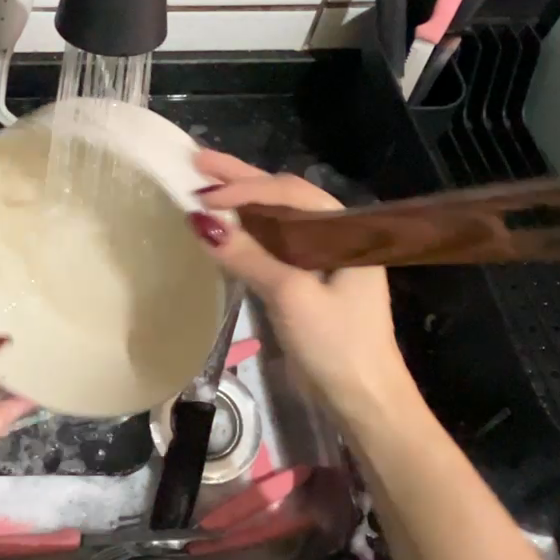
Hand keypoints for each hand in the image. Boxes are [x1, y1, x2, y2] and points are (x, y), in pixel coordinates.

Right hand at [186, 150, 421, 421]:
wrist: (364, 400)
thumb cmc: (336, 344)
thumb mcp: (290, 296)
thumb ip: (248, 255)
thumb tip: (199, 221)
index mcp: (344, 230)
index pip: (287, 194)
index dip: (243, 188)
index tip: (202, 195)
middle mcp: (333, 234)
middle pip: (281, 196)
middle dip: (239, 178)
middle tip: (195, 160)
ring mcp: (319, 257)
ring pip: (274, 217)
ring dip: (238, 200)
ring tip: (199, 183)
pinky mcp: (304, 280)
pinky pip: (271, 242)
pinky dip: (243, 229)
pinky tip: (220, 225)